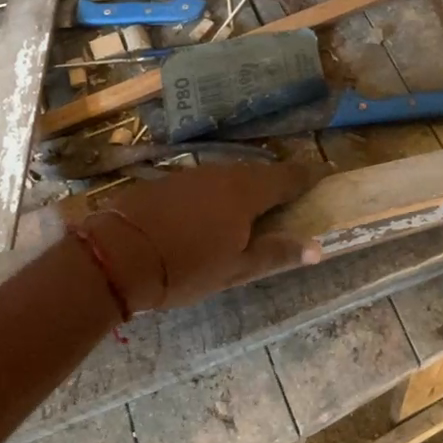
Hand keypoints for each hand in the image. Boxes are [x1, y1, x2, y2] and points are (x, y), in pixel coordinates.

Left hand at [72, 160, 328, 310]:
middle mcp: (226, 172)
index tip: (325, 174)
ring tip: (248, 210)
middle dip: (276, 184)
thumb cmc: (185, 268)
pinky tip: (207, 214)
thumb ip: (277, 254)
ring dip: (244, 189)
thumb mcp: (236, 269)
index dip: (310, 176)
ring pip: (230, 176)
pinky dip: (216, 193)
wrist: (116, 255)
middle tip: (287, 199)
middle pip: (260, 174)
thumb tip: (319, 248)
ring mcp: (194, 173)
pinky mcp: (169, 180)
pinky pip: (205, 182)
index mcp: (249, 191)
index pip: (290, 176)